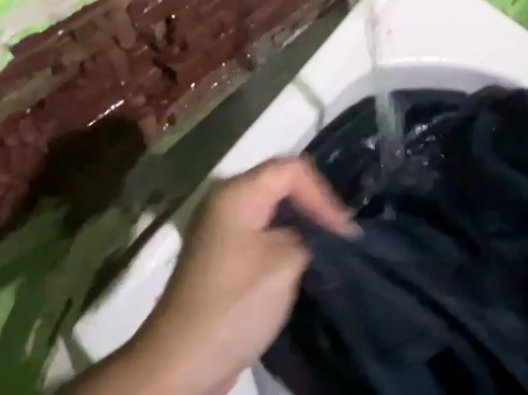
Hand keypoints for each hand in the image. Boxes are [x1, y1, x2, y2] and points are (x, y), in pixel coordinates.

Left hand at [69, 157, 355, 394]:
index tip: (344, 232)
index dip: (322, 194)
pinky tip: (299, 264)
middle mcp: (223, 200)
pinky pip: (259, 232)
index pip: (290, 169)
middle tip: (340, 237)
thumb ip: (307, 235)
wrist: (183, 358)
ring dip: (299, 226)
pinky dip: (283, 241)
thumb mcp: (284, 264)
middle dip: (312, 206)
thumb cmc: (234, 304)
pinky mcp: (220, 254)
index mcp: (235, 192)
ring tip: (325, 250)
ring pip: (270, 210)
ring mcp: (219, 228)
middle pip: (279, 184)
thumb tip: (313, 233)